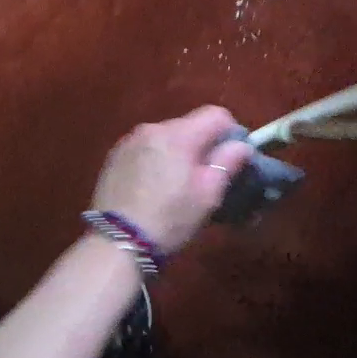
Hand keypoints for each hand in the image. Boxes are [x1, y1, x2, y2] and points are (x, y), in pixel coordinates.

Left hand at [92, 106, 252, 253]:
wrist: (116, 243)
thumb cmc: (169, 219)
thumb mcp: (207, 196)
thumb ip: (227, 163)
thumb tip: (242, 144)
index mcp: (179, 134)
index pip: (215, 114)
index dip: (230, 132)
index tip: (230, 157)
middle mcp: (153, 128)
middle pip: (189, 125)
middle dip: (201, 145)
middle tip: (204, 177)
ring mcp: (130, 140)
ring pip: (167, 136)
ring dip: (177, 151)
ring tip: (175, 184)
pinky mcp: (115, 155)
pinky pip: (146, 147)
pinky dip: (155, 158)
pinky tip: (152, 186)